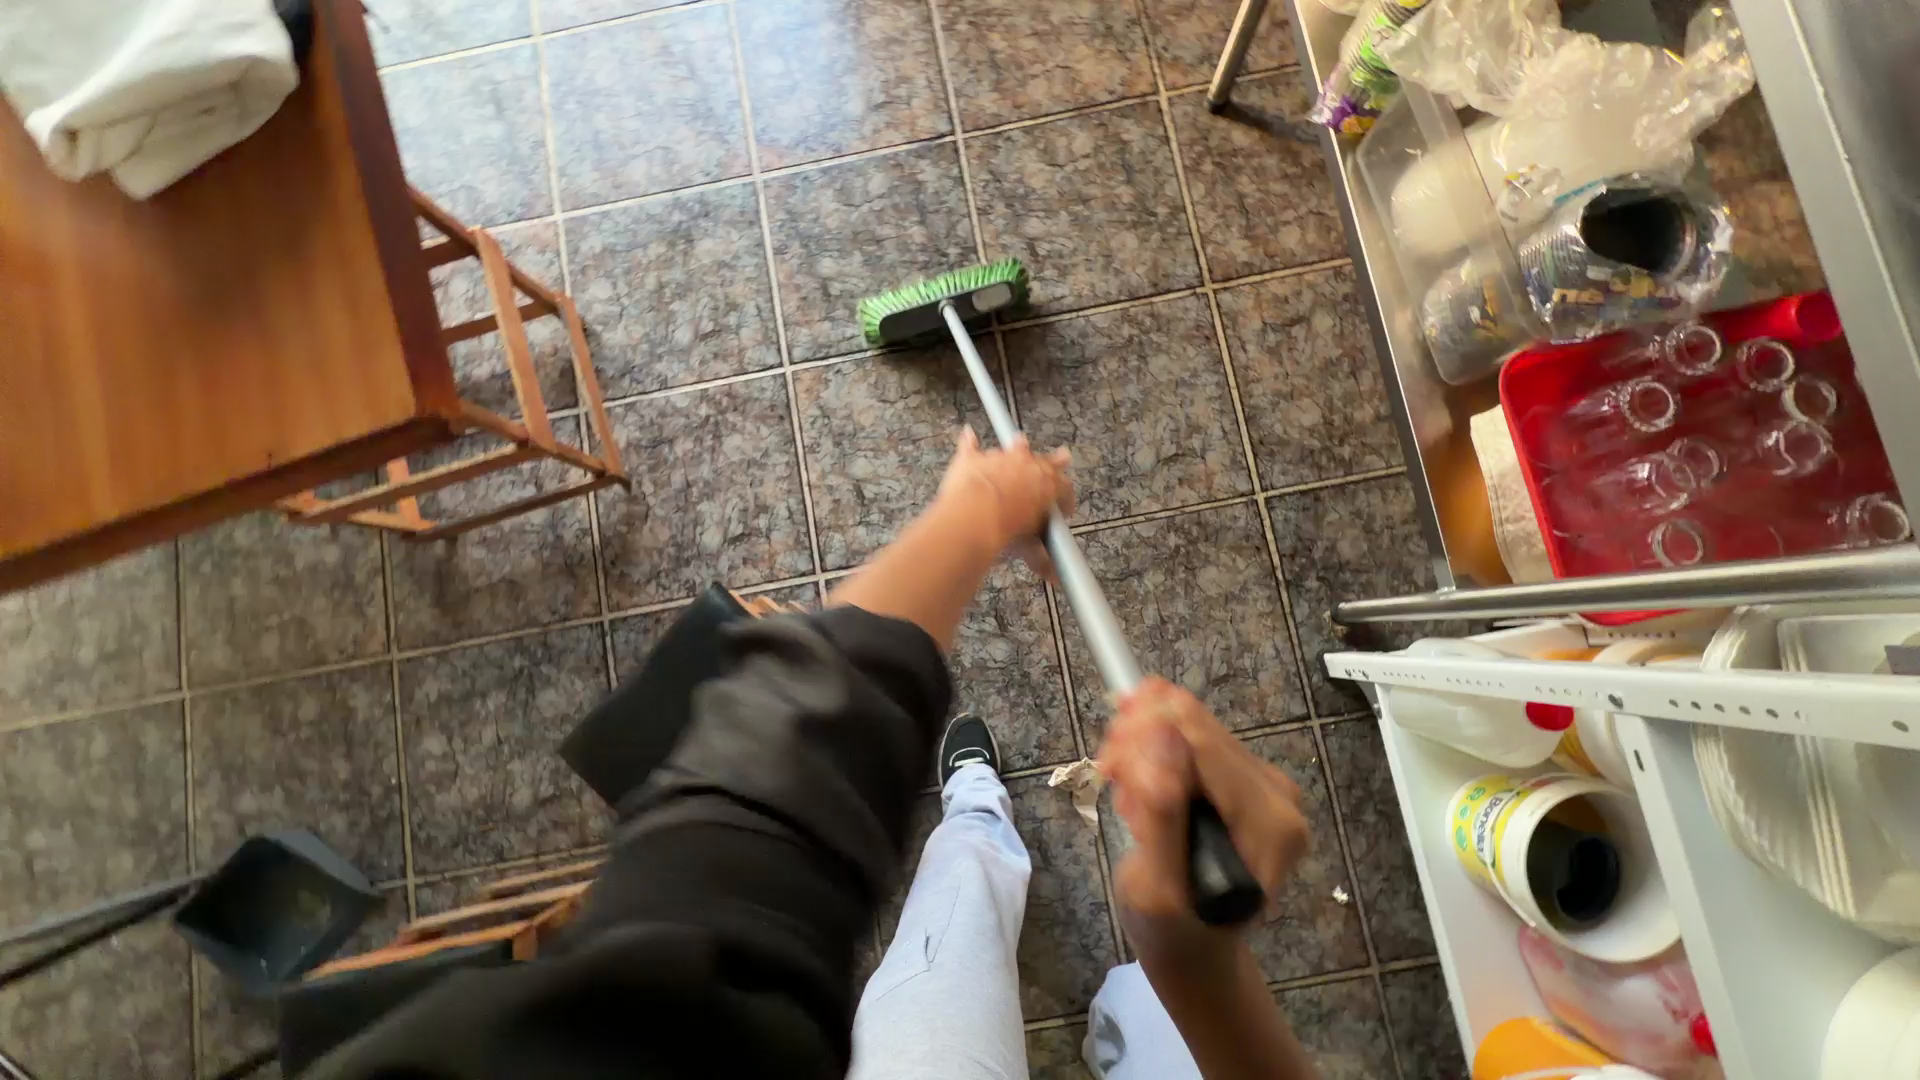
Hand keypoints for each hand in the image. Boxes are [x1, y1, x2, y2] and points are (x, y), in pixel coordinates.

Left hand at [936, 427, 1073, 580]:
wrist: (977, 515)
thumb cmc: (1009, 529)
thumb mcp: (1028, 547)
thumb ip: (1041, 559)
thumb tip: (1055, 579)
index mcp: (1048, 484)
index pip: (1064, 487)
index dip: (1065, 497)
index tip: (1063, 507)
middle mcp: (1027, 464)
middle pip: (1045, 461)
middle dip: (1054, 461)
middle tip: (1063, 456)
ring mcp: (999, 458)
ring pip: (1012, 449)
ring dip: (1017, 448)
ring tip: (1020, 440)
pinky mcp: (972, 459)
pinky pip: (970, 445)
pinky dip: (968, 441)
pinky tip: (967, 433)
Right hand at [1098, 678, 1310, 958]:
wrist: (1196, 945)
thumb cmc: (1174, 929)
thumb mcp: (1156, 886)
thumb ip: (1162, 815)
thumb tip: (1161, 737)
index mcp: (1269, 823)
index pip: (1200, 740)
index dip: (1146, 732)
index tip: (1107, 762)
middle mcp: (1279, 794)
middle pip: (1194, 725)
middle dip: (1139, 739)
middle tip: (1108, 775)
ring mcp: (1265, 782)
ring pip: (1188, 723)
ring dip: (1141, 745)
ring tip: (1125, 793)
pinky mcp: (1246, 776)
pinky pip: (1190, 736)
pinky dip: (1153, 750)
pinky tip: (1140, 786)